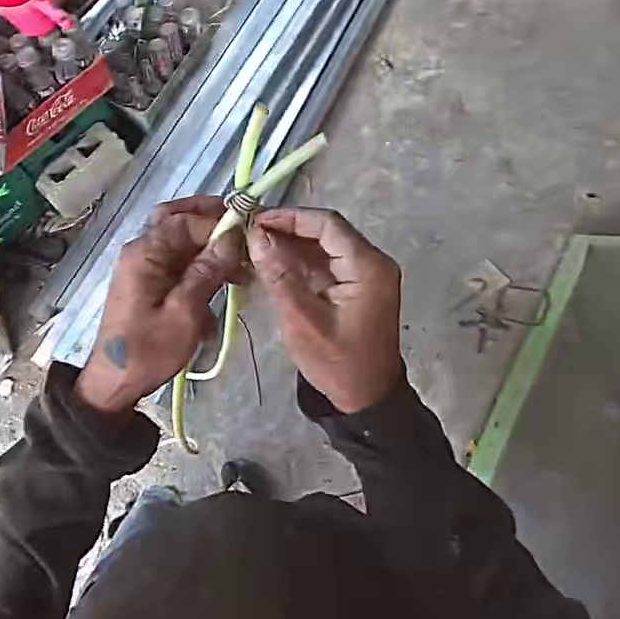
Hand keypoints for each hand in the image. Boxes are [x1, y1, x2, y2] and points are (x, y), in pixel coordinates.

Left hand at [77, 196, 247, 414]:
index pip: (182, 220)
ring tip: (240, 267)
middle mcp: (141, 252)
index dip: (216, 222)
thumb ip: (206, 273)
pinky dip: (199, 269)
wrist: (115, 383)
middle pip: (176, 220)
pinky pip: (177, 264)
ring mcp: (144, 267)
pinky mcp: (149, 283)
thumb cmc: (148, 351)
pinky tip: (221, 287)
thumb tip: (230, 238)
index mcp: (144, 254)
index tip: (246, 234)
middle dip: (210, 222)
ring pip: (179, 241)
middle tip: (242, 230)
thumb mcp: (184, 313)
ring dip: (209, 248)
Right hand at [246, 208, 402, 412]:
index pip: (327, 225)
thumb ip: (279, 275)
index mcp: (368, 267)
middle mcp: (370, 262)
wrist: (366, 401)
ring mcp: (363, 274)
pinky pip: (323, 263)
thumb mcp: (303, 320)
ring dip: (289, 244)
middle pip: (325, 232)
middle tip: (249, 232)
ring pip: (322, 246)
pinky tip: (270, 262)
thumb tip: (256, 236)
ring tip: (253, 245)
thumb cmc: (338, 363)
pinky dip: (297, 261)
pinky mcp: (352, 286)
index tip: (256, 220)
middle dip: (287, 229)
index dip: (290, 217)